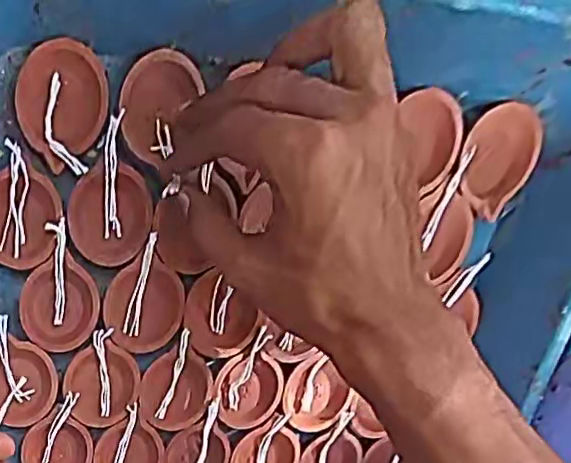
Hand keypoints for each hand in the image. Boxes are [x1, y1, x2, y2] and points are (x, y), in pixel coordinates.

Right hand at [167, 0, 456, 382]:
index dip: (195, 142)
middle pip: (268, 82)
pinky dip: (329, 62)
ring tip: (255, 83)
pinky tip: (301, 92)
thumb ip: (205, 223)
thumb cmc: (322, 298)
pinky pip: (366, 60)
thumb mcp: (246, 268)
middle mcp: (348, 121)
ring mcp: (379, 115)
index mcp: (308, 158)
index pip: (234, 126)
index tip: (177, 160)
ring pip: (334, 40)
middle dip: (219, 106)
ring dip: (286, 52)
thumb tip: (185, 194)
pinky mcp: (393, 124)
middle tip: (193, 131)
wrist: (383, 314)